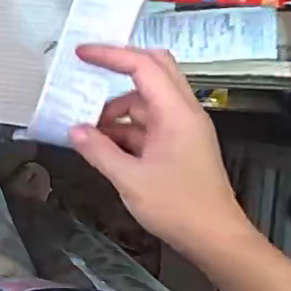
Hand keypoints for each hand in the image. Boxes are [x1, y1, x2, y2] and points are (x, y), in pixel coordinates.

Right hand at [68, 45, 257, 257]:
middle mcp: (182, 113)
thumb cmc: (178, 207)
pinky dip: (124, 128)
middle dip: (119, 68)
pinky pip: (148, 124)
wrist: (215, 238)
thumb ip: (99, 151)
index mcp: (176, 113)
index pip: (143, 66)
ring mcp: (181, 129)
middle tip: (87, 72)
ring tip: (87, 127)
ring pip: (146, 101)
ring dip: (117, 108)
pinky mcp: (178, 145)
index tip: (82, 53)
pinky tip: (102, 144)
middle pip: (153, 71)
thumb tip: (75, 131)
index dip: (111, 55)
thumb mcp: (130, 179)